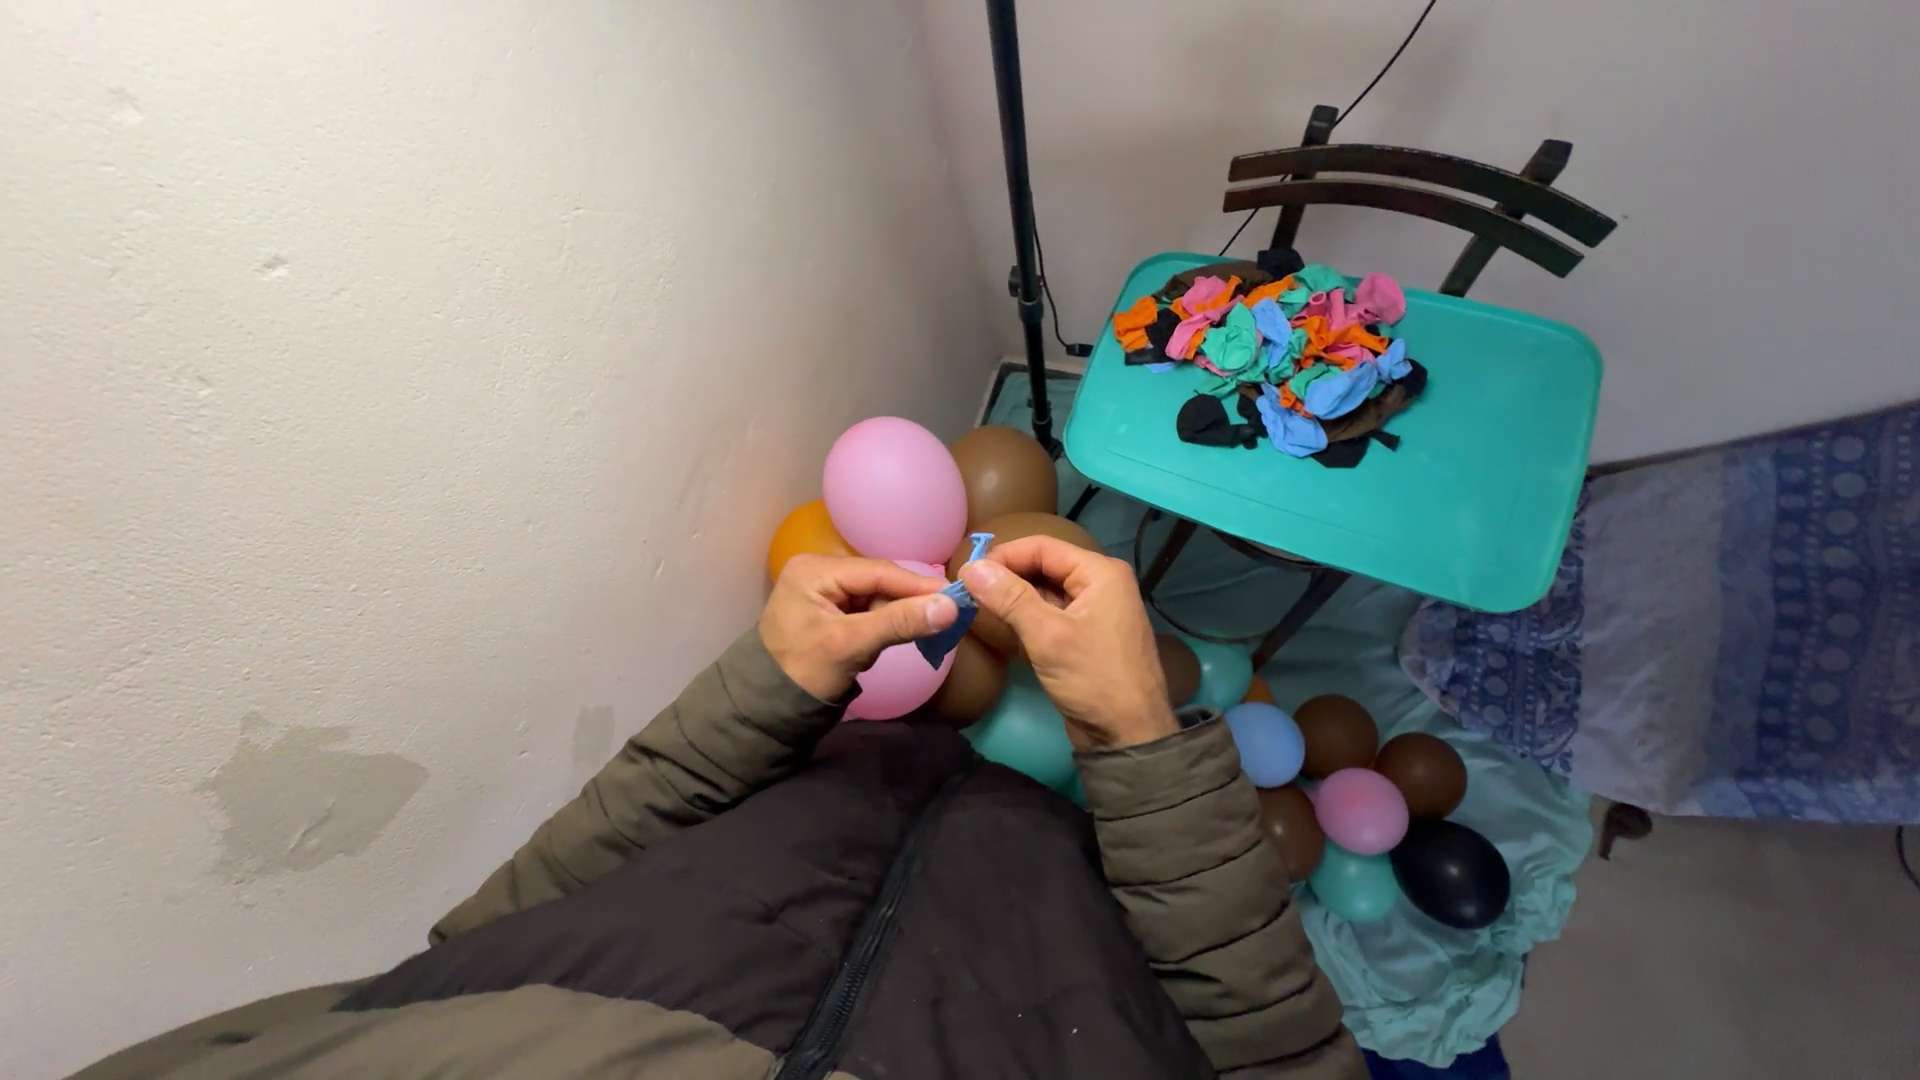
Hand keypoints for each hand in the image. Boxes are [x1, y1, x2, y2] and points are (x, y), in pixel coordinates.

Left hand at [760, 555, 958, 701]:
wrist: (766, 709)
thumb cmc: (802, 673)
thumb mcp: (850, 646)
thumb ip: (899, 623)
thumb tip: (950, 607)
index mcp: (814, 570)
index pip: (877, 570)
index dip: (918, 585)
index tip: (957, 596)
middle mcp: (819, 570)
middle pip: (880, 580)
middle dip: (910, 600)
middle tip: (950, 615)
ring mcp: (825, 590)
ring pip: (879, 595)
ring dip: (901, 614)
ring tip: (929, 628)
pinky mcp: (833, 609)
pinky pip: (871, 608)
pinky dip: (889, 622)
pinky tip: (906, 633)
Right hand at [961, 536, 1176, 749]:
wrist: (1130, 737)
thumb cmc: (1094, 679)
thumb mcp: (1047, 636)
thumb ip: (1009, 598)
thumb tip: (969, 567)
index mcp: (1100, 572)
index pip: (1043, 547)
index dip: (1003, 555)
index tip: (967, 571)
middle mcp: (1100, 584)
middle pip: (1044, 566)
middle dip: (1006, 576)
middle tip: (968, 590)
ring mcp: (1093, 611)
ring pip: (1045, 592)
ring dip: (1013, 598)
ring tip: (976, 605)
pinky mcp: (1085, 636)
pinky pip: (1050, 615)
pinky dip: (1025, 617)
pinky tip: (1000, 625)